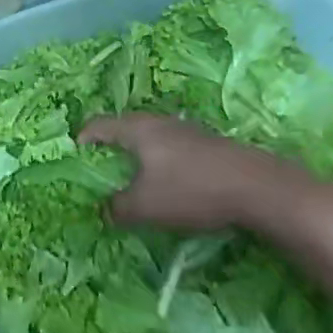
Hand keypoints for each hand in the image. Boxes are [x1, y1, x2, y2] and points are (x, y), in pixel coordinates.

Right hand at [80, 113, 315, 231]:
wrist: (258, 187)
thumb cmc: (191, 190)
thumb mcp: (145, 207)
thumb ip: (117, 208)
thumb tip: (104, 210)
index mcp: (137, 129)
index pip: (98, 125)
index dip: (83, 139)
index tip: (74, 156)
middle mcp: (159, 122)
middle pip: (125, 128)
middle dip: (110, 147)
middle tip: (102, 170)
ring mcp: (186, 130)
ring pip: (151, 138)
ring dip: (139, 156)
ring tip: (135, 179)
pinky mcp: (208, 144)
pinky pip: (173, 148)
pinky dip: (162, 163)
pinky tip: (171, 185)